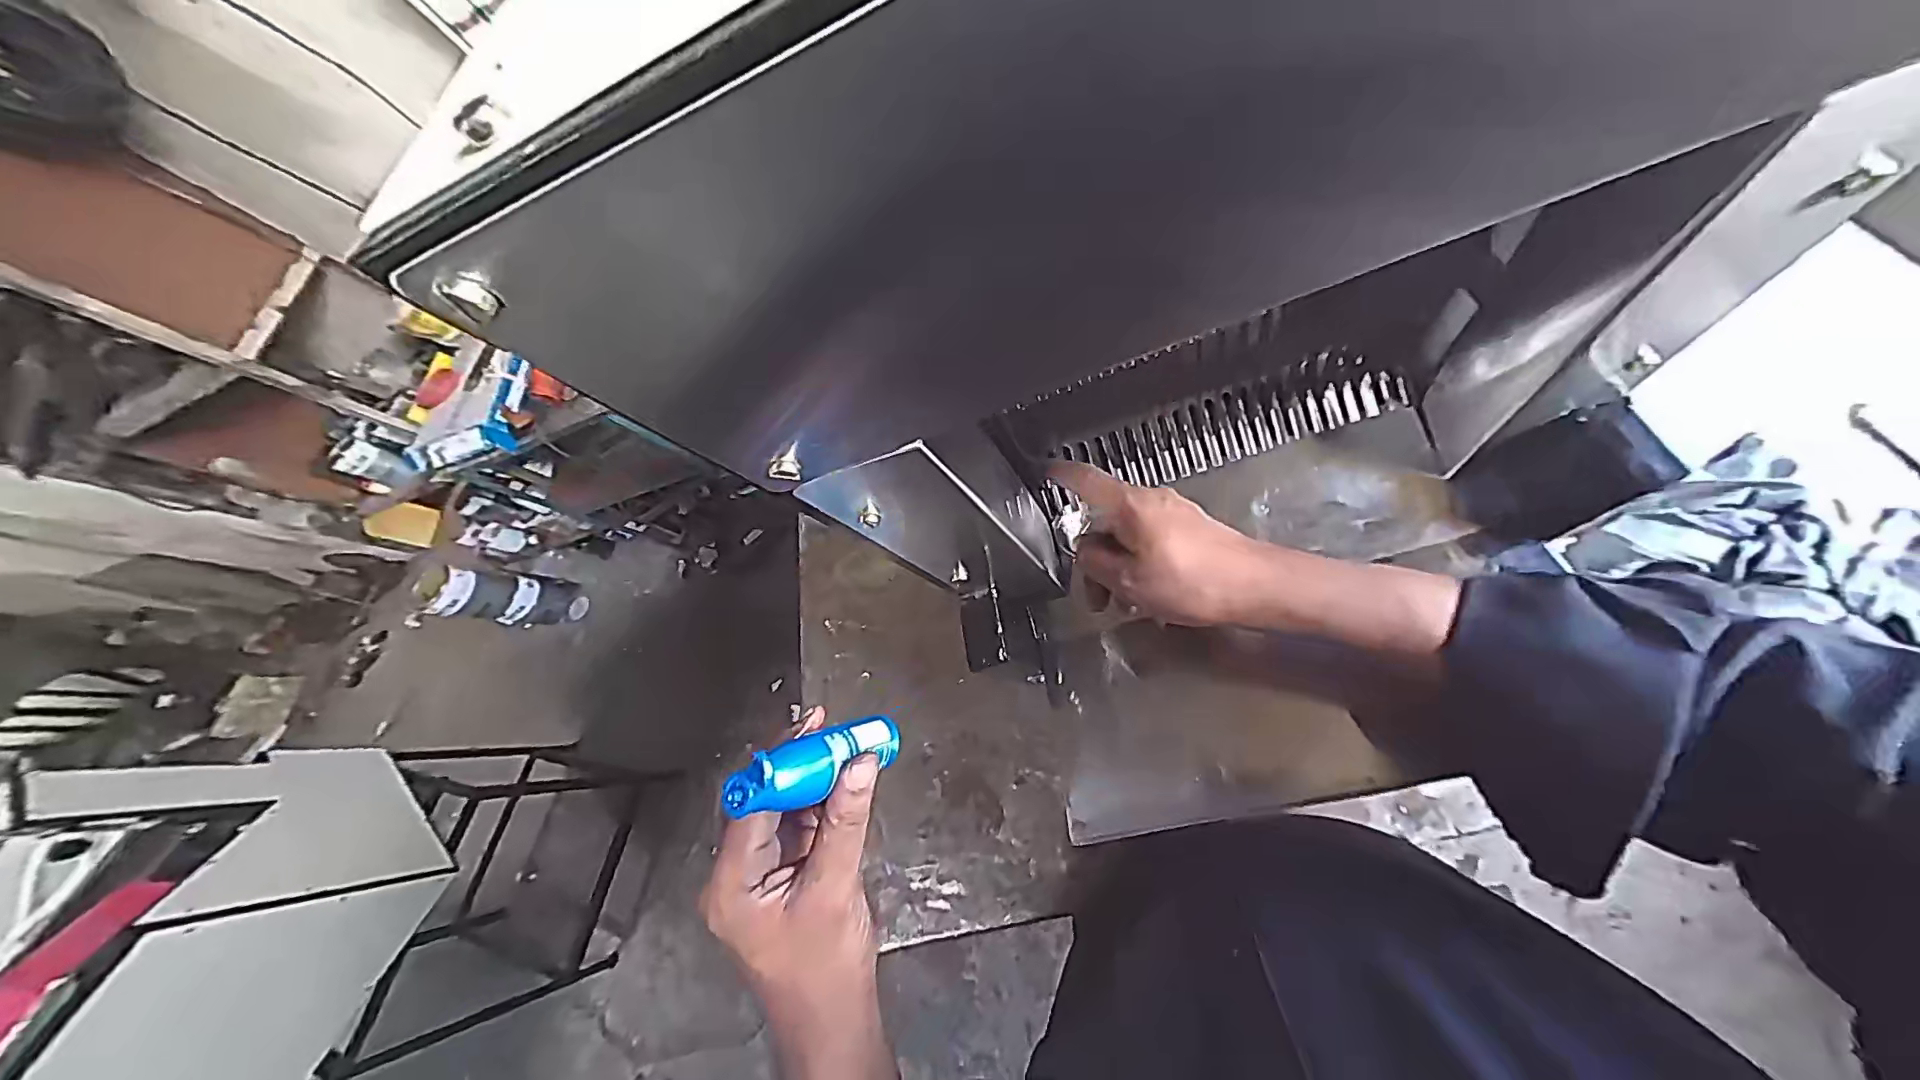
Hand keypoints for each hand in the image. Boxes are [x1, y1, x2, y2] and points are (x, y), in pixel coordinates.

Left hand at [700, 707, 896, 1079]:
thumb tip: (861, 764)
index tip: (816, 729)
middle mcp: (736, 871)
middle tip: (833, 730)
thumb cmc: (825, 970)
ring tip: (844, 746)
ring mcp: (757, 872)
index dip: (784, 762)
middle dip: (799, 763)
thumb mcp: (835, 889)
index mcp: (732, 882)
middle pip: (763, 800)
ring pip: (782, 808)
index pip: (752, 804)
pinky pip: (796, 824)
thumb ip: (845, 822)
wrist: (833, 1021)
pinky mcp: (780, 872)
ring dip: (813, 778)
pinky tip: (842, 780)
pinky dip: (820, 801)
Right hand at [1050, 459, 1270, 625]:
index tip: (1047, 473)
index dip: (1062, 476)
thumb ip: (1095, 563)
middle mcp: (1151, 501)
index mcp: (1131, 505)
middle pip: (1105, 521)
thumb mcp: (1129, 581)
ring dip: (1118, 568)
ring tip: (1127, 604)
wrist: (1257, 587)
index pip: (1086, 480)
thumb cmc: (1194, 581)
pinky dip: (1140, 565)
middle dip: (1095, 559)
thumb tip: (1085, 553)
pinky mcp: (1189, 530)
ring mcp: (1173, 513)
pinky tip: (1150, 596)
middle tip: (1098, 597)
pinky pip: (1150, 542)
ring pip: (1128, 536)